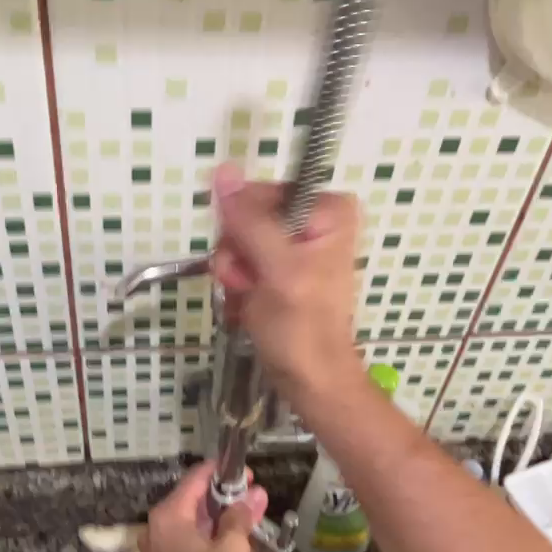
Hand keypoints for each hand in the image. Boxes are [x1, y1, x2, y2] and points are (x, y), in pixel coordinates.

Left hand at [138, 463, 268, 551]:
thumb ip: (241, 518)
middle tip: (256, 497)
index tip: (248, 472)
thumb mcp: (232, 551)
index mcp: (168, 516)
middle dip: (226, 496)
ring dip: (222, 518)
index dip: (223, 471)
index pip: (196, 478)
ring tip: (253, 518)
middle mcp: (158, 527)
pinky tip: (238, 541)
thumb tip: (254, 495)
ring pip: (194, 521)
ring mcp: (160, 548)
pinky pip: (191, 539)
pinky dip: (213, 536)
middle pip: (194, 499)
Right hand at [210, 163, 365, 404]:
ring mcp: (294, 245)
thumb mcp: (277, 269)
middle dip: (238, 253)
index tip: (251, 259)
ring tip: (250, 298)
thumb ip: (250, 220)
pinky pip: (241, 261)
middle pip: (247, 215)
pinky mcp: (279, 268)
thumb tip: (223, 171)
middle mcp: (313, 219)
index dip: (244, 224)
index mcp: (328, 209)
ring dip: (235, 273)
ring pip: (238, 240)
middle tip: (249, 283)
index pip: (262, 192)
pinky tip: (248, 305)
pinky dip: (238, 285)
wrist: (310, 380)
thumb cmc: (302, 329)